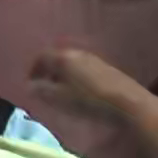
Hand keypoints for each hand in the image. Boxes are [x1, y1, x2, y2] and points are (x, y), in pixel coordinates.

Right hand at [29, 48, 157, 120]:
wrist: (128, 103)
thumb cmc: (88, 101)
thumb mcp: (59, 98)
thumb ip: (42, 91)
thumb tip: (29, 86)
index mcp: (62, 58)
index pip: (41, 57)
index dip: (33, 70)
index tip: (30, 84)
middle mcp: (77, 53)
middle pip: (57, 58)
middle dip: (48, 71)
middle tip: (45, 87)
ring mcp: (94, 59)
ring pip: (72, 64)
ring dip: (63, 75)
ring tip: (62, 91)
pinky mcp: (107, 68)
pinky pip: (84, 69)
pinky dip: (77, 77)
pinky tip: (81, 92)